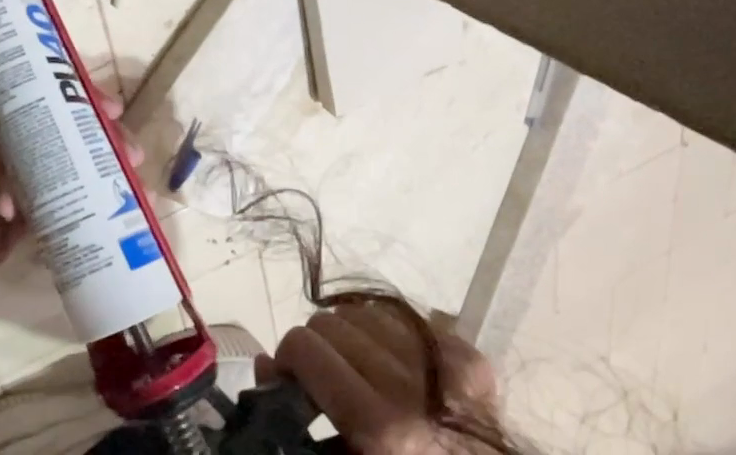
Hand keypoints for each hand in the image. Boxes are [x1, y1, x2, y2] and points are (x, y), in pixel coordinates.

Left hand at [0, 88, 140, 282]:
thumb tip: (12, 201)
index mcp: (10, 120)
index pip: (53, 95)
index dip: (84, 97)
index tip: (113, 107)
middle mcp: (27, 141)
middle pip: (75, 128)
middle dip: (105, 136)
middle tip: (132, 152)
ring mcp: (38, 173)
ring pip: (82, 160)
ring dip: (109, 166)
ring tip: (136, 181)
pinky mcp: (45, 205)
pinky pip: (78, 196)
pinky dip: (102, 198)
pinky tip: (128, 203)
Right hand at [258, 302, 501, 453]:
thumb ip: (294, 419)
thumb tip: (264, 363)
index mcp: (382, 424)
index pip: (304, 345)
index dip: (287, 361)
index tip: (291, 384)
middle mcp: (413, 386)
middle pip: (329, 323)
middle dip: (317, 349)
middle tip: (326, 383)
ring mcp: (448, 366)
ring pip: (361, 312)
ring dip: (351, 338)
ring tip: (361, 373)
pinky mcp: (471, 358)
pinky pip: (401, 318)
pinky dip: (386, 336)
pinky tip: (393, 368)